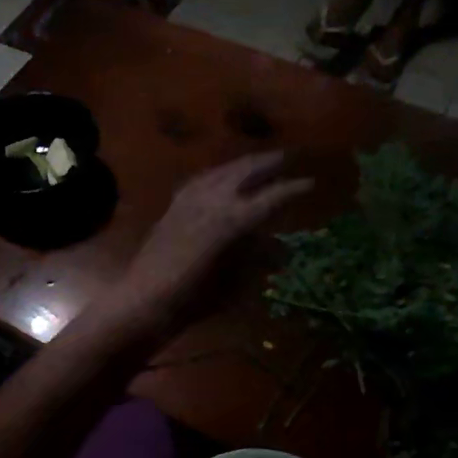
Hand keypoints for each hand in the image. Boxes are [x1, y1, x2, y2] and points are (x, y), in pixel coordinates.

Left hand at [108, 151, 313, 329]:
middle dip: (268, 162)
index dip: (293, 189)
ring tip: (257, 163)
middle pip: (246, 171)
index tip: (312, 184)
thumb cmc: (195, 299)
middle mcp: (213, 199)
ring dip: (243, 164)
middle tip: (286, 158)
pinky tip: (220, 178)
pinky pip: (202, 180)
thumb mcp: (236, 282)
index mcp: (234, 219)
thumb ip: (259, 261)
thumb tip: (283, 250)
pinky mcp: (174, 205)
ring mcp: (190, 198)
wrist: (145, 299)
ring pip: (222, 171)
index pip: (272, 197)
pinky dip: (218, 175)